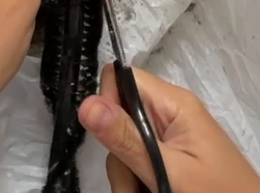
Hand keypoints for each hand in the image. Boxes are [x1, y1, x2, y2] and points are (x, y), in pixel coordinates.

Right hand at [80, 65, 259, 192]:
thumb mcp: (171, 172)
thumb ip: (128, 139)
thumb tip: (85, 103)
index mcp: (173, 103)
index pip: (122, 78)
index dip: (108, 104)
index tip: (113, 142)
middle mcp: (170, 115)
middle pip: (120, 119)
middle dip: (121, 160)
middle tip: (136, 189)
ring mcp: (171, 141)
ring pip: (126, 149)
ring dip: (129, 181)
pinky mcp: (174, 163)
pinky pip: (141, 166)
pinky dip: (140, 186)